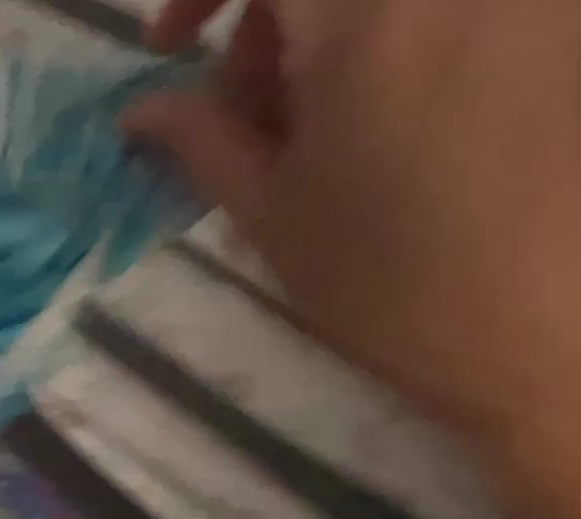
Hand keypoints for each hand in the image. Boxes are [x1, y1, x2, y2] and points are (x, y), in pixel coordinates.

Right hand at [124, 0, 580, 451]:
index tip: (174, 48)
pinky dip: (405, 45)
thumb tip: (140, 110)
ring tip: (332, 120)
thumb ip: (200, 139)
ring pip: (393, 1)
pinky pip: (454, 20)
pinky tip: (403, 112)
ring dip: (341, 35)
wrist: (558, 326)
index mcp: (371, 17)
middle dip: (274, 21)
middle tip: (256, 106)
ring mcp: (529, 1)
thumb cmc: (389, 279)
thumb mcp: (269, 212)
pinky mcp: (564, 28)